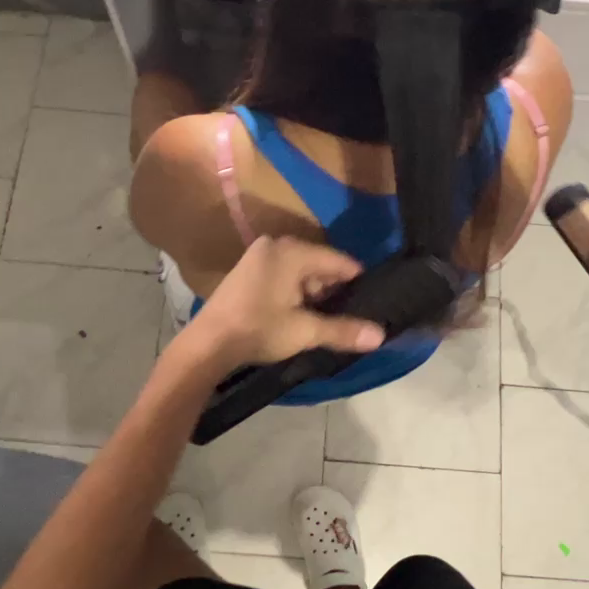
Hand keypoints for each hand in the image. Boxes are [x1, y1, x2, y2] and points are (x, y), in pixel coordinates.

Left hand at [188, 237, 385, 371]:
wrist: (208, 343)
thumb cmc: (259, 329)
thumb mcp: (305, 331)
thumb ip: (343, 330)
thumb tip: (380, 335)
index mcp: (292, 251)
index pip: (338, 260)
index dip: (357, 280)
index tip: (373, 299)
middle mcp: (275, 245)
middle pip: (318, 264)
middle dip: (333, 289)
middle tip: (350, 314)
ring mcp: (258, 256)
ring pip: (300, 271)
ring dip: (313, 293)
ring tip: (327, 318)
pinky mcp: (247, 271)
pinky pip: (283, 275)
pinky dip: (294, 292)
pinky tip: (300, 314)